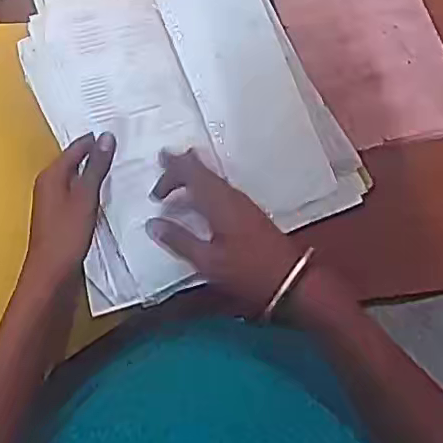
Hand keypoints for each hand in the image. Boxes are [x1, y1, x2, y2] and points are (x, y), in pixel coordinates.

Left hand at [24, 133, 113, 286]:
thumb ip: (96, 167)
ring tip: (122, 167)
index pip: (76, 148)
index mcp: (51, 175)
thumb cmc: (66, 234)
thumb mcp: (85, 197)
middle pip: (75, 161)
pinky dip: (93, 189)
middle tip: (125, 147)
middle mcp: (49, 184)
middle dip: (97, 154)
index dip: (96, 140)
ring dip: (96, 172)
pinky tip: (109, 193)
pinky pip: (79, 193)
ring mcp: (54, 201)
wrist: (51, 275)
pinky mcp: (61, 216)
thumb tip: (106, 137)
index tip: (119, 133)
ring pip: (78, 178)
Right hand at [145, 149, 306, 314]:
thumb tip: (154, 224)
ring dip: (193, 175)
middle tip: (163, 164)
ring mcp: (241, 202)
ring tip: (175, 178)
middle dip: (182, 166)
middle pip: (203, 170)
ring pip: (212, 178)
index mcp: (219, 202)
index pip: (193, 173)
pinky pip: (220, 188)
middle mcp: (231, 195)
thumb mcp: (207, 262)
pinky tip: (199, 200)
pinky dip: (204, 186)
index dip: (173, 168)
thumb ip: (179, 240)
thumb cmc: (247, 270)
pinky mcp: (247, 211)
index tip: (158, 171)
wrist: (288, 278)